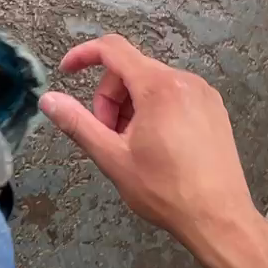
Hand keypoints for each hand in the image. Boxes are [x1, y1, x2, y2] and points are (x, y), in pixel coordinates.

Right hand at [39, 34, 261, 251]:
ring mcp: (203, 93)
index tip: (66, 72)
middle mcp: (184, 80)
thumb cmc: (165, 190)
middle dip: (109, 98)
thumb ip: (78, 123)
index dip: (83, 55)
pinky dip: (153, 110)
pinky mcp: (213, 109)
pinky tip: (155, 145)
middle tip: (107, 136)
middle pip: (130, 70)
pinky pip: (173, 94)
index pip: (112, 49)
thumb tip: (48, 100)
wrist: (220, 219)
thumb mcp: (113, 157)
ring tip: (132, 146)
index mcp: (158, 87)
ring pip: (151, 83)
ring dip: (130, 107)